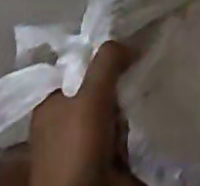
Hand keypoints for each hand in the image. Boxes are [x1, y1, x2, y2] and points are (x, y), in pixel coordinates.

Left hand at [29, 43, 136, 185]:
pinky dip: (135, 122)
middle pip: (98, 86)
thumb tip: (128, 43)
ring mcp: (84, 141)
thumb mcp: (90, 95)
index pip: (77, 69)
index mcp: (50, 104)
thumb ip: (107, 61)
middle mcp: (64, 121)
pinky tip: (149, 108)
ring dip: (130, 102)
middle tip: (140, 66)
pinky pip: (124, 128)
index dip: (100, 57)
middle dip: (120, 80)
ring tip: (148, 87)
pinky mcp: (103, 156)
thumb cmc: (77, 145)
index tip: (126, 47)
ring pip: (114, 107)